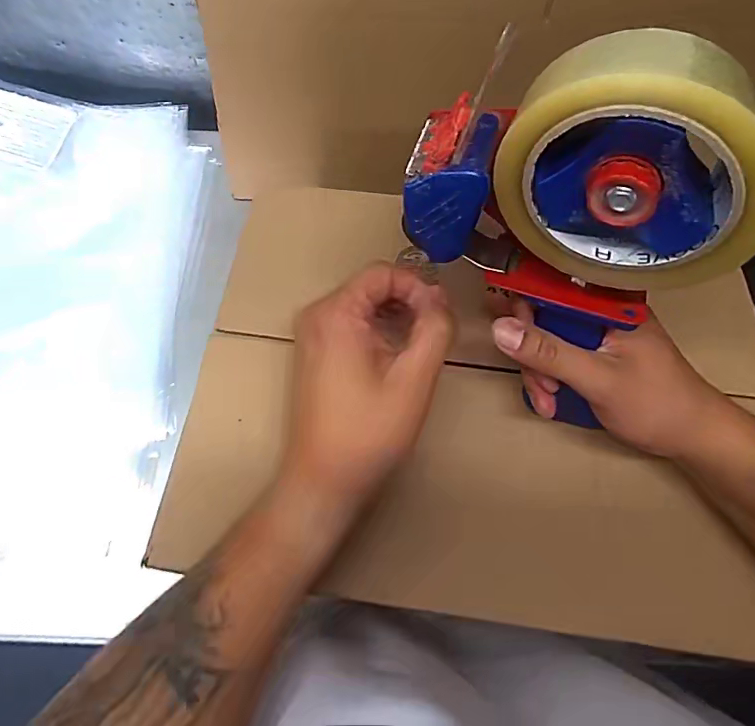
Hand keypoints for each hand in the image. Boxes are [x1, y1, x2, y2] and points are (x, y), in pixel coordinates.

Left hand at [283, 263, 454, 515]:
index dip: (418, 286)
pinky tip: (400, 357)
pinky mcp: (317, 353)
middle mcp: (317, 315)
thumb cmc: (368, 432)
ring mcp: (313, 335)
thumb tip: (440, 299)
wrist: (323, 483)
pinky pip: (354, 324)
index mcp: (335, 313)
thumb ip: (434, 329)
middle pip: (373, 286)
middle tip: (437, 331)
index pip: (383, 272)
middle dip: (410, 301)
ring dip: (398, 316)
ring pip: (366, 305)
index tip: (440, 315)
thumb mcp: (414, 378)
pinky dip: (381, 330)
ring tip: (422, 346)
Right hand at [492, 299, 733, 458]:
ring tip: (550, 401)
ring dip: (541, 371)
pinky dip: (554, 377)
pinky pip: (562, 354)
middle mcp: (603, 308)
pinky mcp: (599, 350)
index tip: (505, 335)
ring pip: (550, 338)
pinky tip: (555, 401)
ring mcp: (601, 330)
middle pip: (545, 314)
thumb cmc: (657, 405)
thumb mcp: (598, 380)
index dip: (522, 307)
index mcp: (608, 301)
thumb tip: (500, 328)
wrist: (695, 436)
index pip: (551, 285)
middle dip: (533, 353)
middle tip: (541, 387)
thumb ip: (550, 353)